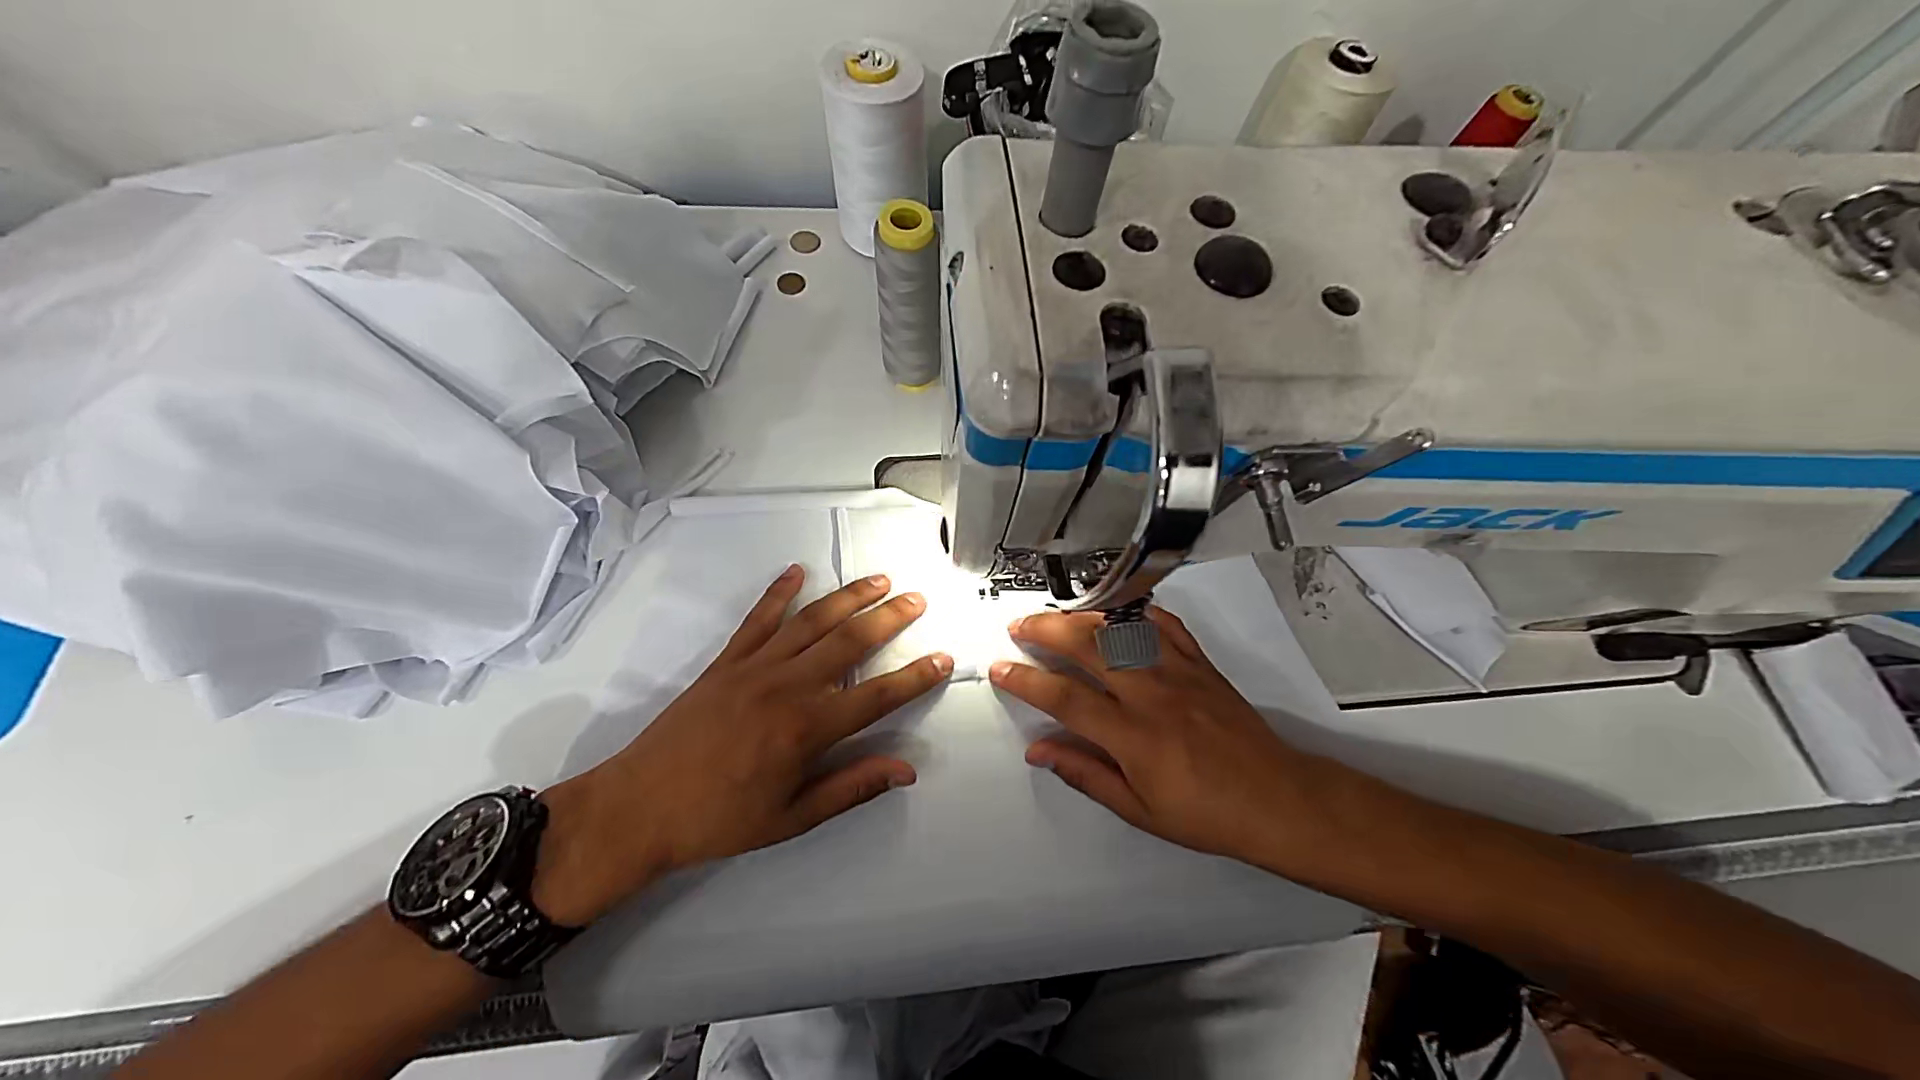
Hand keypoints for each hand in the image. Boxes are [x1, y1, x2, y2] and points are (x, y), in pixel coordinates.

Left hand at [534, 566, 952, 924]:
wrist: (639, 807)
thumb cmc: (719, 819)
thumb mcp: (792, 818)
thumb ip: (851, 787)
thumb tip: (906, 770)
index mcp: (807, 729)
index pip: (878, 696)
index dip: (915, 677)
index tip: (942, 658)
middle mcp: (787, 687)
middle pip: (850, 643)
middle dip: (889, 618)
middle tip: (917, 599)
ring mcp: (754, 667)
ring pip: (811, 622)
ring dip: (848, 597)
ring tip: (878, 580)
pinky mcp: (725, 661)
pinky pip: (757, 619)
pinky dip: (778, 593)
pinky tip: (796, 572)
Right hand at [989, 607, 1327, 869]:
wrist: (1276, 800)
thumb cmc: (1208, 813)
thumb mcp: (1138, 808)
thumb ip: (1084, 773)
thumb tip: (1041, 751)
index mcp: (1133, 736)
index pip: (1064, 697)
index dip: (1025, 680)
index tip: (1002, 669)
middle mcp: (1152, 695)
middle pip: (1086, 646)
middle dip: (1044, 630)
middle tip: (1019, 627)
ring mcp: (1178, 672)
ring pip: (1121, 627)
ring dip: (1082, 616)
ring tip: (1057, 616)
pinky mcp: (1200, 664)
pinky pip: (1163, 625)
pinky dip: (1135, 612)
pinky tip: (1116, 611)